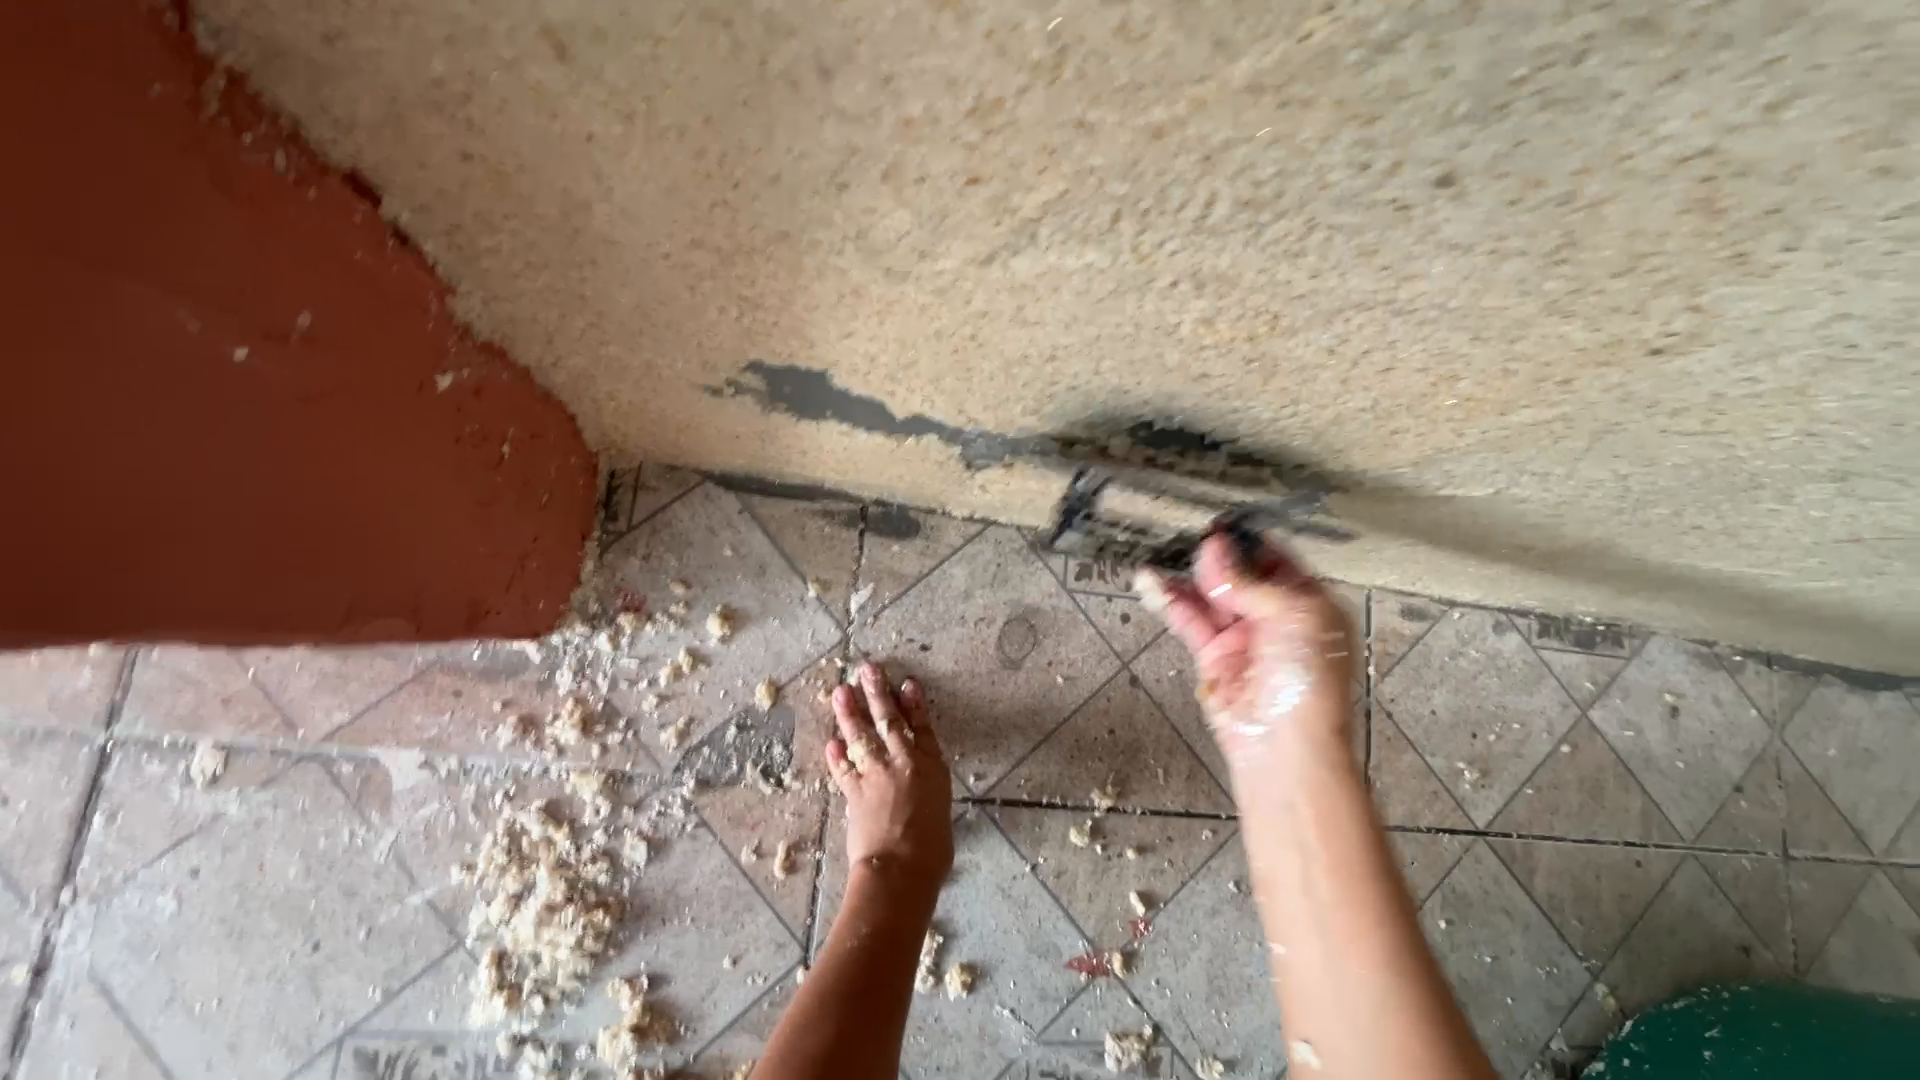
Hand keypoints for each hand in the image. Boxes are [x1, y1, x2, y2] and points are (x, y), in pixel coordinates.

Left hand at [825, 662, 954, 887]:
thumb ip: (929, 800)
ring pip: (861, 737)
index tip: (907, 683)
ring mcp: (876, 775)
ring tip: (841, 692)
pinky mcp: (854, 792)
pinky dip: (836, 756)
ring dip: (849, 713)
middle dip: (877, 693)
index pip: (923, 728)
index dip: (915, 705)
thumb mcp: (941, 816)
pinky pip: (843, 769)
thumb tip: (919, 802)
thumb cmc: (933, 852)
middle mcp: (903, 764)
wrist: (900, 869)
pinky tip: (830, 742)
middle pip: (889, 721)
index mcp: (932, 769)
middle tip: (867, 669)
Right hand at [1137, 533, 1354, 769]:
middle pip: (1239, 575)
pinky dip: (1170, 602)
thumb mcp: (1294, 616)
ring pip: (1210, 596)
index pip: (1276, 560)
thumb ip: (1250, 582)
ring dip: (1186, 577)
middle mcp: (1276, 616)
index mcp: (1309, 603)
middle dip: (1214, 557)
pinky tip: (1151, 583)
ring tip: (1161, 555)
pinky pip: (1190, 621)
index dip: (1248, 541)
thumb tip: (1213, 548)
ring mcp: (1243, 636)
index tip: (1218, 522)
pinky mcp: (1213, 655)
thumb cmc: (1306, 677)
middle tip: (1188, 536)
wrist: (1283, 744)